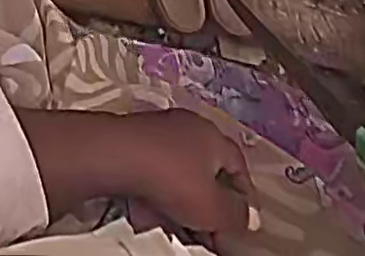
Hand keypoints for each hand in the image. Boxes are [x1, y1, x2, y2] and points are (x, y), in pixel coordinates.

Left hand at [117, 109, 254, 234]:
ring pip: (180, 176)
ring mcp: (159, 131)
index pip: (238, 166)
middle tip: (212, 237)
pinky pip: (157, 173)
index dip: (245, 199)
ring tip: (182, 233)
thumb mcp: (214, 207)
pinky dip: (160, 196)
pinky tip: (153, 216)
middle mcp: (187, 127)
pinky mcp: (136, 141)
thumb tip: (247, 216)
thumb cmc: (173, 178)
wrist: (117, 154)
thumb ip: (237, 215)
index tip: (244, 227)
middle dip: (211, 208)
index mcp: (212, 135)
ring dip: (185, 207)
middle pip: (208, 173)